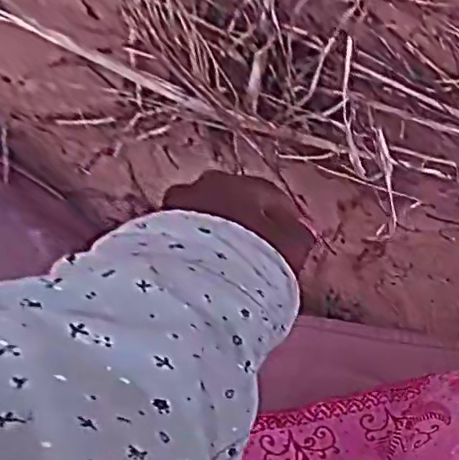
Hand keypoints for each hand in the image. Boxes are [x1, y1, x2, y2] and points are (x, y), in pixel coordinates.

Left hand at [162, 171, 316, 273]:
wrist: (202, 275)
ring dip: (219, 230)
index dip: (285, 218)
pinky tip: (209, 263)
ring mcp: (177, 203)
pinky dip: (199, 243)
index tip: (294, 237)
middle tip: (260, 246)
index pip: (271, 196)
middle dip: (247, 219)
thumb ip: (300, 236)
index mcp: (243, 185)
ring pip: (206, 214)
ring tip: (232, 258)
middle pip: (234, 200)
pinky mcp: (156, 226)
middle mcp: (207, 184)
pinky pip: (186, 231)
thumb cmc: (258, 257)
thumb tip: (302, 230)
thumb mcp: (293, 248)